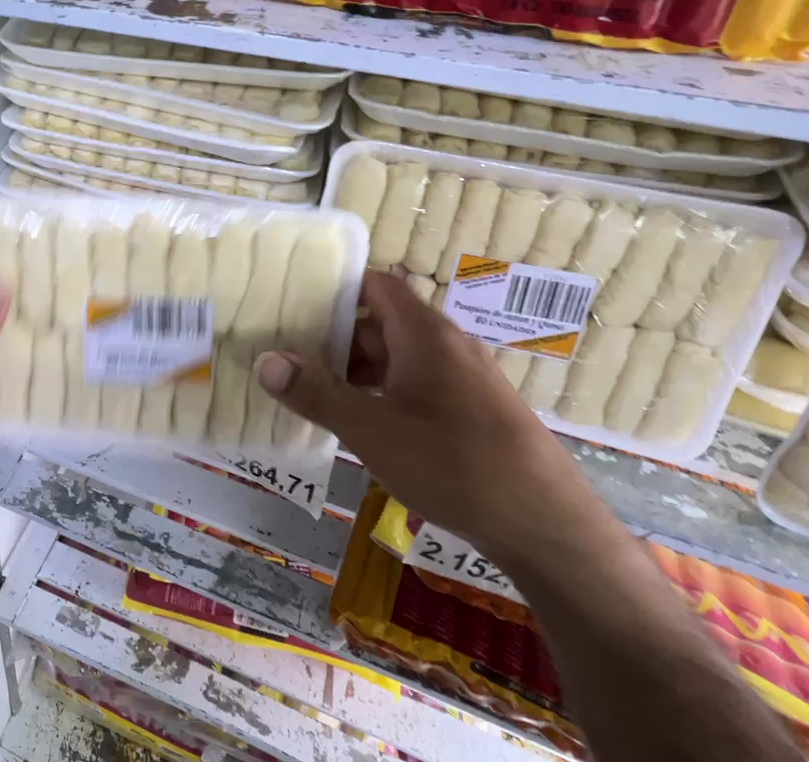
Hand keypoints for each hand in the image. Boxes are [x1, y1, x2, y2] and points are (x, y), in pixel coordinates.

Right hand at [253, 271, 612, 564]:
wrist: (543, 523)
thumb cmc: (452, 463)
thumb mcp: (372, 430)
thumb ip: (317, 393)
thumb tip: (265, 359)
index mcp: (424, 334)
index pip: (375, 285)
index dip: (334, 288)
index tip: (290, 302)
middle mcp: (446, 346)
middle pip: (380, 324)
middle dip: (332, 339)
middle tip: (283, 356)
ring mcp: (461, 380)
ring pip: (396, 360)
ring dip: (354, 372)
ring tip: (309, 393)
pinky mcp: (470, 412)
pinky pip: (414, 387)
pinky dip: (380, 396)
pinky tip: (356, 426)